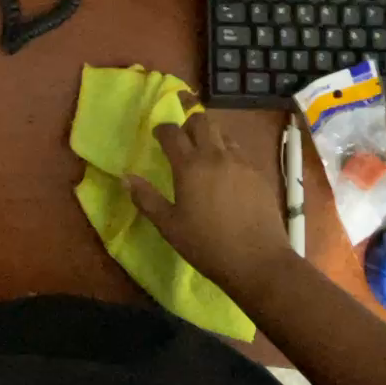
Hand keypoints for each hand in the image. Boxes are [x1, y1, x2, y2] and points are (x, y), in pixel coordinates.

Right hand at [129, 112, 295, 289]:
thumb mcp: (169, 226)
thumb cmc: (208, 245)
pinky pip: (240, 153)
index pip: (172, 133)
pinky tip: (226, 177)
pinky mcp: (259, 175)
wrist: (259, 263)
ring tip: (205, 158)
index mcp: (190, 166)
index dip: (162, 130)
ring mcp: (241, 163)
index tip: (157, 137)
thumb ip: (146, 198)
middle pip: (202, 121)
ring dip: (211, 138)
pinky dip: (228, 155)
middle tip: (182, 142)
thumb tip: (126, 177)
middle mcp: (216, 156)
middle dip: (188, 125)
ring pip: (223, 134)